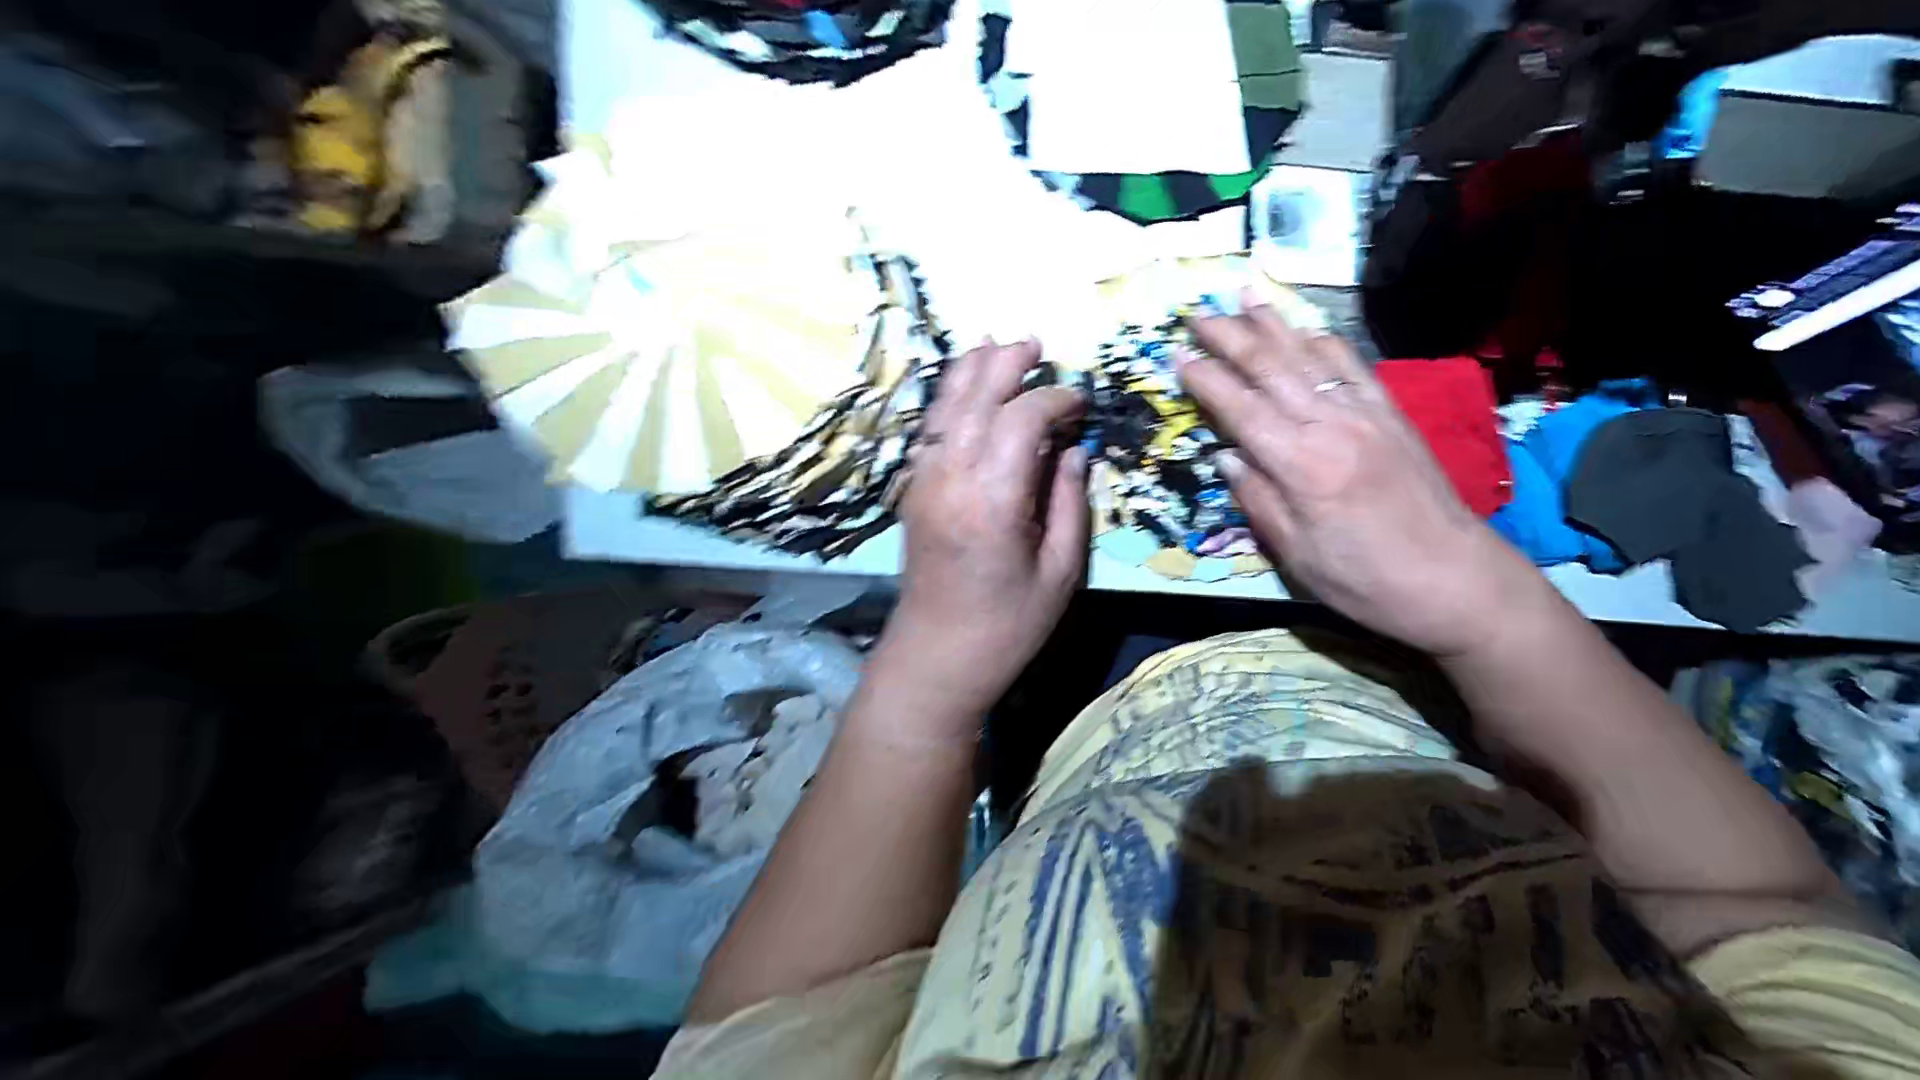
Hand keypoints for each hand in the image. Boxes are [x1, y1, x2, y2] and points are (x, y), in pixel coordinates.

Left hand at [877, 339, 1088, 724]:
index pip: (1022, 418)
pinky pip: (930, 430)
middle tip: (1035, 345)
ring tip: (998, 348)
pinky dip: (949, 401)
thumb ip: (1070, 502)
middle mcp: (950, 478)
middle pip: (975, 396)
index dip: (1055, 398)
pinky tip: (966, 392)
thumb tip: (1074, 448)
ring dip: (971, 371)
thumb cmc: (1008, 625)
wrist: (936, 656)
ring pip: (944, 406)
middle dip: (1006, 363)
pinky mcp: (912, 491)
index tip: (1080, 402)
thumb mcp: (1060, 571)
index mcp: (992, 499)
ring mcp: (923, 481)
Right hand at [1178, 298, 1546, 658]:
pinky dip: (1323, 341)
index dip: (1205, 380)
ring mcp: (1367, 414)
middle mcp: (1333, 426)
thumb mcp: (1293, 552)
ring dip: (1274, 324)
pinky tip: (1306, 329)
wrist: (1454, 579)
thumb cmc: (1362, 578)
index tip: (1176, 356)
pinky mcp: (1392, 415)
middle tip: (1198, 314)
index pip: (1241, 409)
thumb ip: (1256, 497)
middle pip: (1272, 368)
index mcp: (1301, 465)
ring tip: (1244, 295)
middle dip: (1230, 336)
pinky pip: (1353, 366)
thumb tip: (1225, 455)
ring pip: (1311, 355)